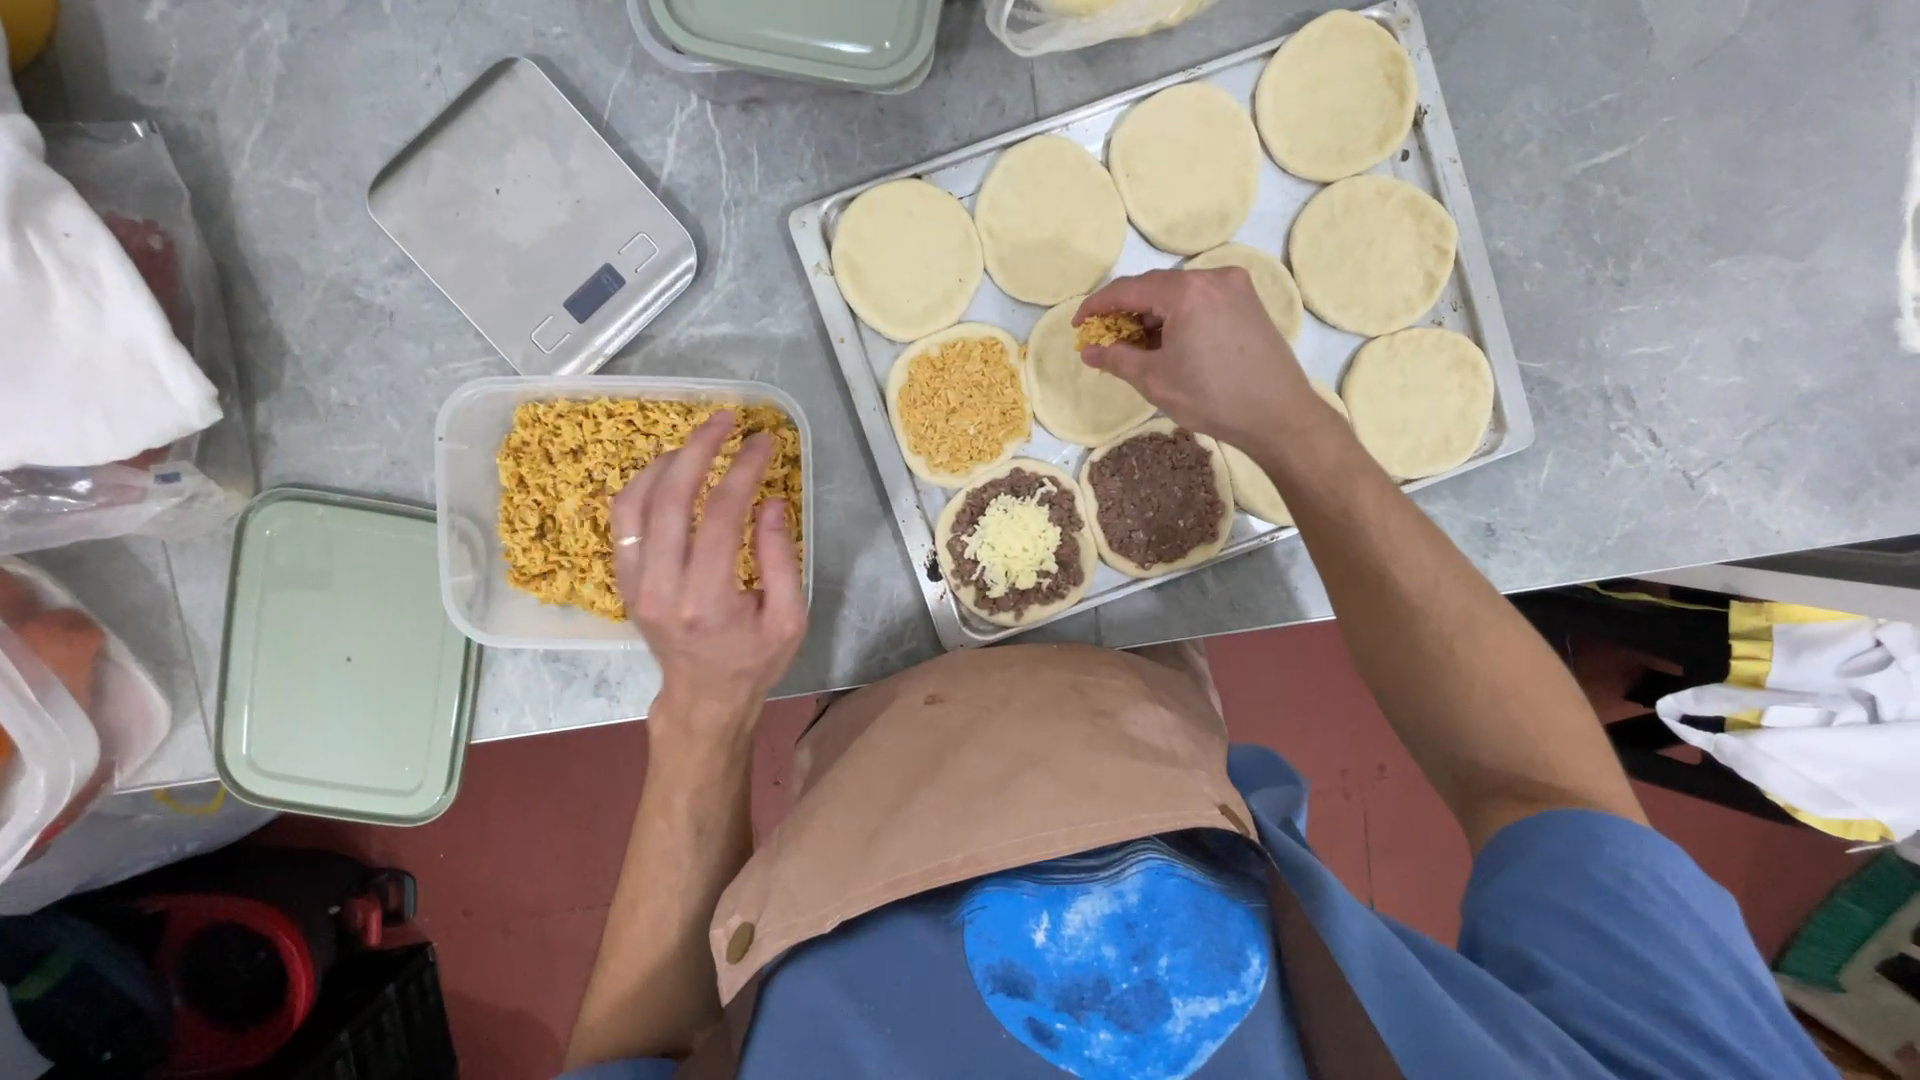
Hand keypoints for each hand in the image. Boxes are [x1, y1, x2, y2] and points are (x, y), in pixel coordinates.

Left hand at [609, 411, 806, 737]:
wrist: (703, 697)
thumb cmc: (754, 661)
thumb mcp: (789, 618)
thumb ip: (780, 558)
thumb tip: (769, 500)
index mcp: (707, 600)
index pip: (721, 515)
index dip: (744, 470)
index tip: (764, 442)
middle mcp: (661, 588)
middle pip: (670, 498)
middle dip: (699, 449)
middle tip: (726, 420)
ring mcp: (635, 584)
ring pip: (635, 503)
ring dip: (666, 462)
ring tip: (698, 441)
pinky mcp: (625, 581)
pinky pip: (622, 521)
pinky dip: (643, 486)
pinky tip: (670, 471)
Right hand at [1076, 268, 1316, 447]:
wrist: (1278, 415)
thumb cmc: (1212, 398)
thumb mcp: (1155, 381)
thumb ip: (1117, 359)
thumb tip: (1091, 351)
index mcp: (1186, 292)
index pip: (1128, 289)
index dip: (1097, 306)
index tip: (1079, 326)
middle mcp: (1212, 277)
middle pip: (1154, 286)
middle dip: (1126, 311)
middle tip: (1107, 340)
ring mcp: (1235, 287)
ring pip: (1179, 293)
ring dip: (1153, 315)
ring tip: (1138, 347)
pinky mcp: (1248, 302)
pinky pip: (1201, 300)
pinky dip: (1179, 316)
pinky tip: (1170, 343)